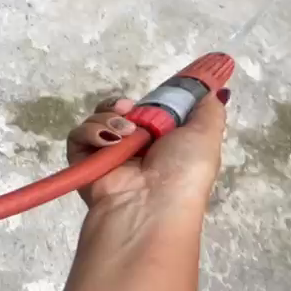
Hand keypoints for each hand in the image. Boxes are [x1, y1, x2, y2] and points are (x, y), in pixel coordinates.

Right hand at [68, 89, 229, 213]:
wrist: (149, 200)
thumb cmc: (183, 169)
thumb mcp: (206, 134)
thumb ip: (207, 109)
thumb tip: (213, 90)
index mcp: (161, 139)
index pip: (147, 110)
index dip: (150, 100)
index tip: (155, 95)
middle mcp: (132, 144)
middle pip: (119, 111)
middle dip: (123, 105)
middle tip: (129, 110)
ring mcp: (104, 151)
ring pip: (97, 119)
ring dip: (108, 119)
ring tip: (124, 134)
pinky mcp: (81, 159)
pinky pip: (77, 134)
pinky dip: (90, 132)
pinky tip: (107, 141)